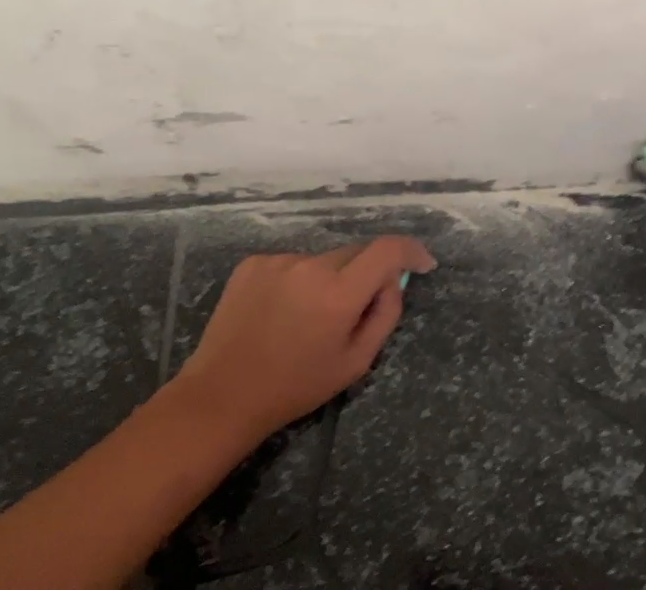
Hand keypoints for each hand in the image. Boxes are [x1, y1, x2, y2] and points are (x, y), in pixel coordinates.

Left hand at [166, 237, 437, 439]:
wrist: (223, 395)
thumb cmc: (295, 386)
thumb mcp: (355, 363)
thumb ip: (384, 316)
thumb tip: (393, 282)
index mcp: (339, 294)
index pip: (387, 250)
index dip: (410, 252)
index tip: (422, 264)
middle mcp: (310, 266)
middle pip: (355, 255)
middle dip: (364, 276)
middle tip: (352, 313)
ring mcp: (278, 261)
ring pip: (322, 262)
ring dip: (327, 281)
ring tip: (305, 321)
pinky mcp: (252, 263)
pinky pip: (291, 265)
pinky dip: (297, 282)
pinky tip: (279, 314)